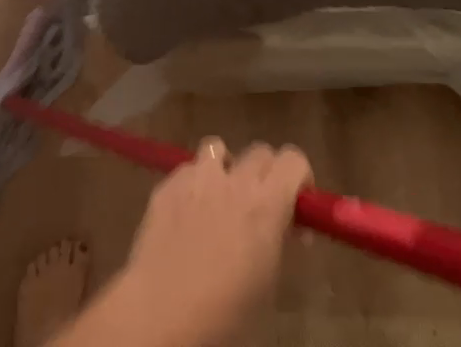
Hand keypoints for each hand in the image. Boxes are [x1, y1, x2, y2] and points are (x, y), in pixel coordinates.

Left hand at [112, 138, 311, 344]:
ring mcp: (195, 179)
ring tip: (219, 198)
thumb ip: (282, 242)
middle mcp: (232, 181)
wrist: (162, 312)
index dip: (298, 176)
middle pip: (259, 151)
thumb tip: (292, 228)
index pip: (293, 160)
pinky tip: (187, 212)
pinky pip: (186, 169)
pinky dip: (193, 182)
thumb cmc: (226, 309)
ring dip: (225, 167)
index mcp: (266, 203)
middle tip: (260, 203)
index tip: (296, 200)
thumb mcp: (268, 280)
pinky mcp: (165, 186)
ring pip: (217, 148)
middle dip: (265, 172)